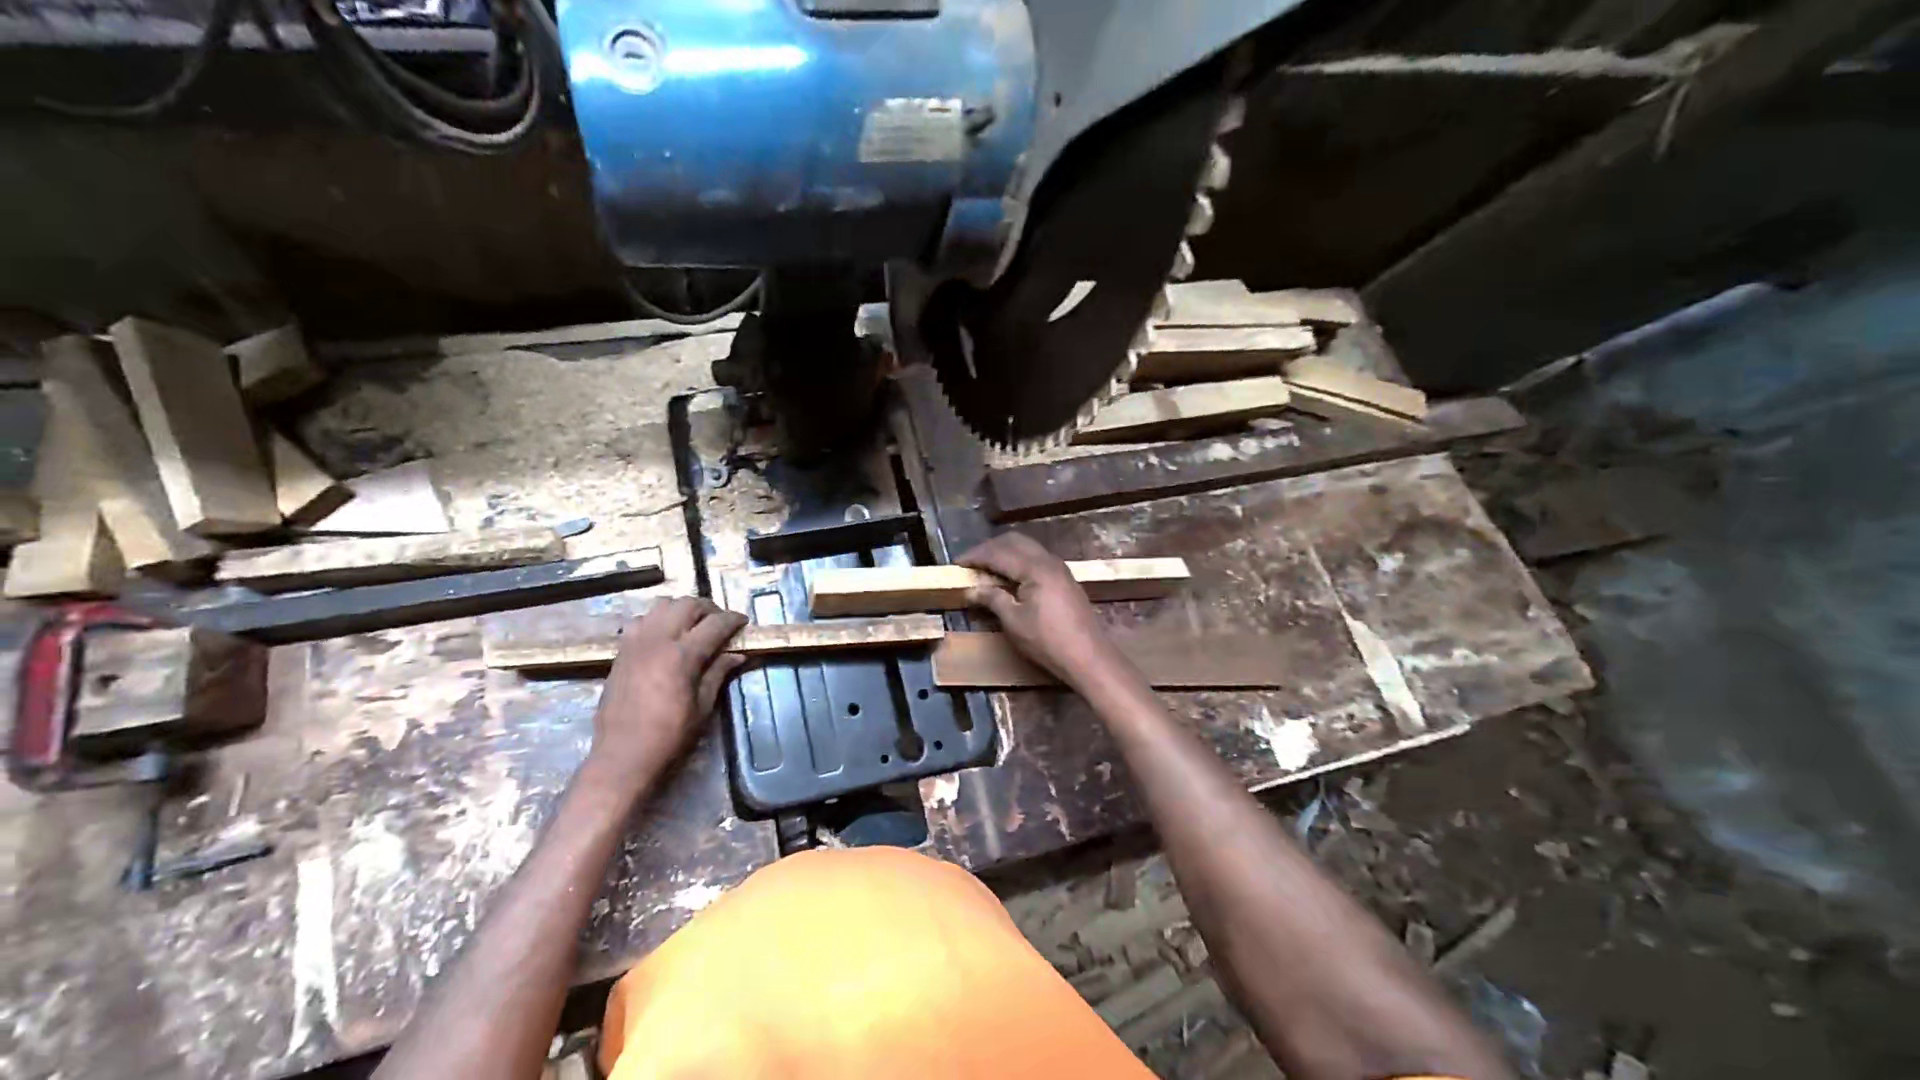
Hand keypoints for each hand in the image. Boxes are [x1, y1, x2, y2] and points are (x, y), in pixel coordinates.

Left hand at [584, 597, 746, 791]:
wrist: (622, 756)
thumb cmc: (669, 737)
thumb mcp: (703, 707)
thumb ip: (719, 673)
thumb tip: (737, 654)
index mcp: (682, 655)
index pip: (715, 623)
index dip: (733, 620)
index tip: (744, 622)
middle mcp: (657, 640)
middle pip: (687, 604)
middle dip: (709, 608)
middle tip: (720, 622)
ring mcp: (635, 643)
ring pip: (661, 605)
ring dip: (681, 609)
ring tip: (693, 624)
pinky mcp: (621, 651)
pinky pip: (640, 620)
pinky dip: (657, 619)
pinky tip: (665, 636)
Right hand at [956, 533, 1122, 686]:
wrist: (1088, 657)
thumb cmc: (1047, 641)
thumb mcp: (1014, 621)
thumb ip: (992, 598)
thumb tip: (971, 590)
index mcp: (1035, 568)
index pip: (998, 552)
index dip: (975, 556)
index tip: (957, 564)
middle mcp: (1048, 561)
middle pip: (1014, 541)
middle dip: (990, 548)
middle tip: (971, 563)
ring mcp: (1060, 568)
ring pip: (1028, 548)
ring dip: (1006, 553)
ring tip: (987, 569)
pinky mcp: (1065, 579)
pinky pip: (1037, 558)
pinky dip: (1019, 561)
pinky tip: (1010, 577)